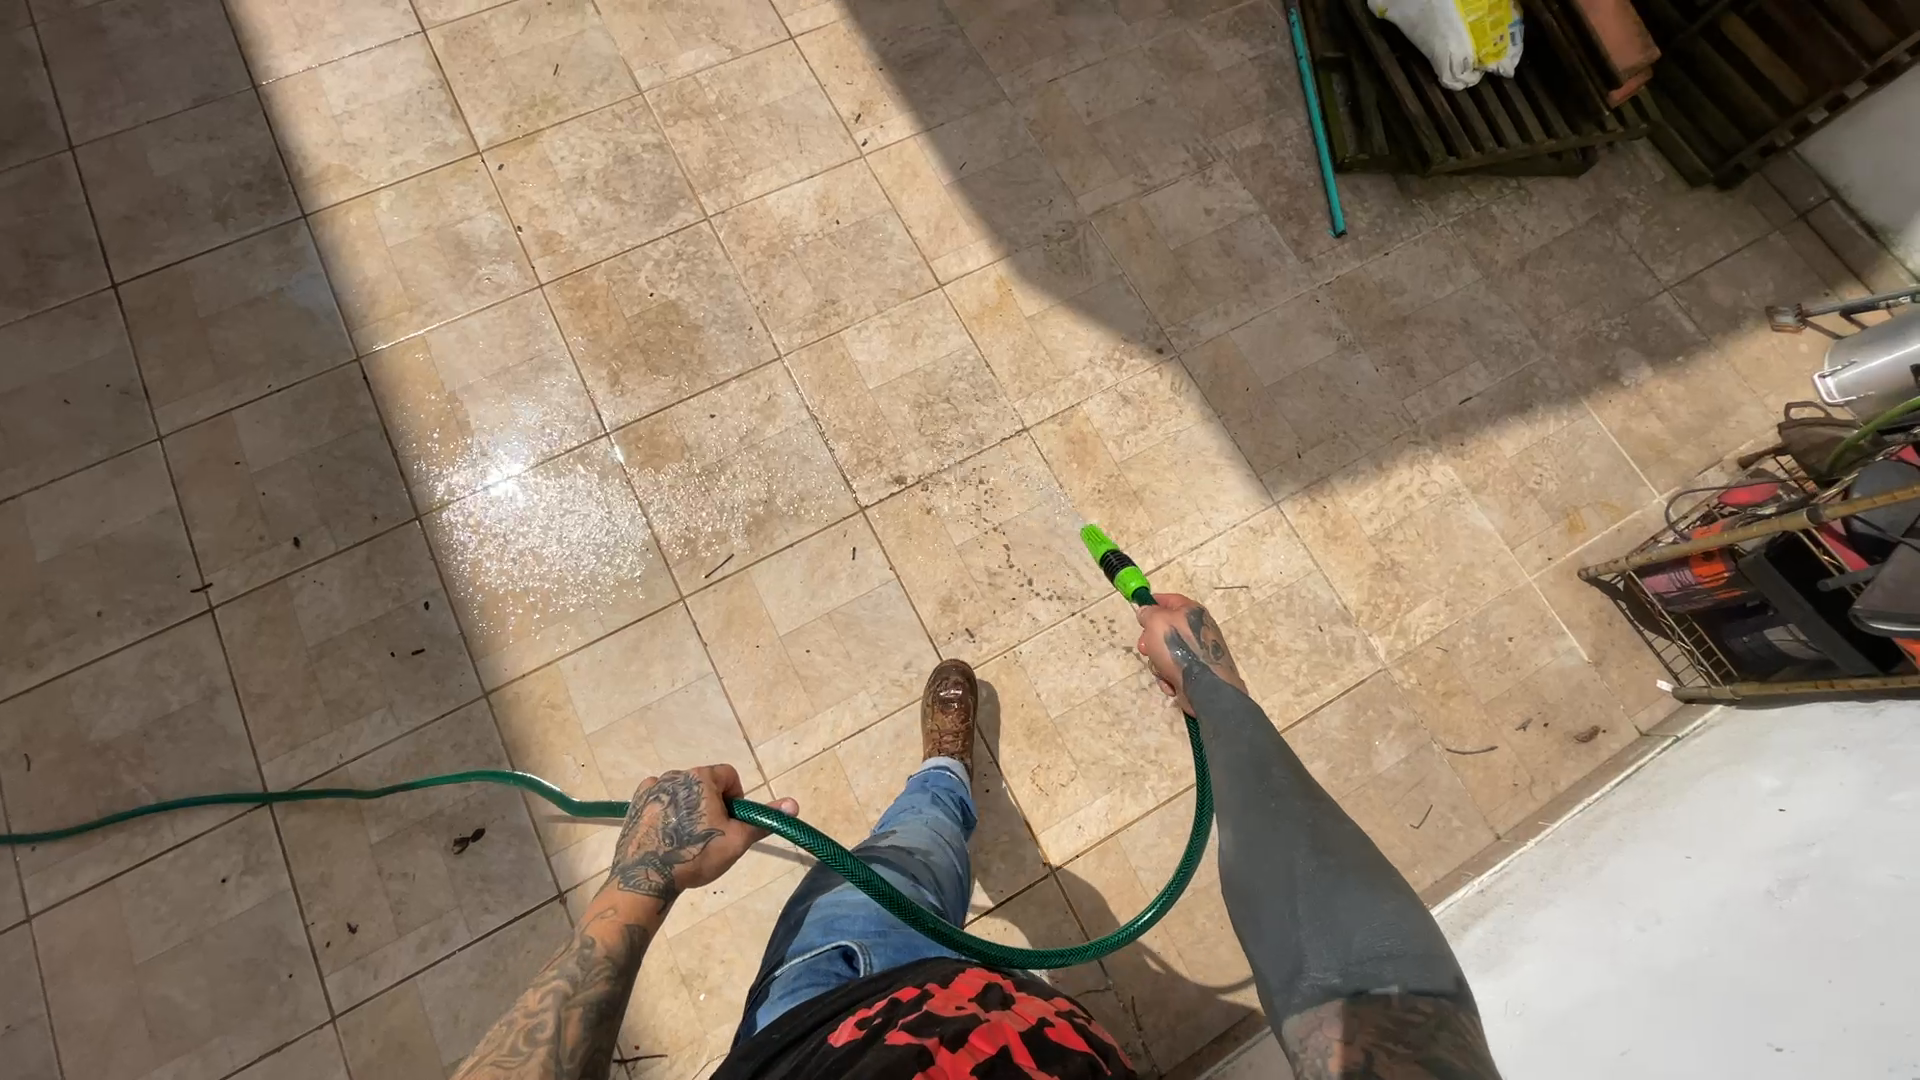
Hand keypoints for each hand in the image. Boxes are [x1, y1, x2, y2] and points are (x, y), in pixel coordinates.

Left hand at [600, 766, 798, 904]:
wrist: (645, 879)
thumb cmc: (696, 855)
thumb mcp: (737, 840)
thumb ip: (764, 819)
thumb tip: (795, 804)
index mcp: (702, 777)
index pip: (729, 776)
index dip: (735, 799)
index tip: (730, 823)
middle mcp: (676, 775)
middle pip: (705, 784)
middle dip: (711, 804)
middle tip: (710, 834)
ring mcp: (652, 789)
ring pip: (681, 792)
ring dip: (688, 807)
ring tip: (686, 839)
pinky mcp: (635, 804)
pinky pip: (658, 799)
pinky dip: (665, 810)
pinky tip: (665, 834)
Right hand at [1135, 593, 1245, 712]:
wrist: (1204, 686)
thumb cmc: (1179, 649)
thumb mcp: (1156, 622)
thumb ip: (1148, 613)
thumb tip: (1146, 612)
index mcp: (1191, 612)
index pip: (1169, 600)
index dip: (1152, 602)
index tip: (1139, 610)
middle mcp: (1196, 629)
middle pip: (1164, 628)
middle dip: (1150, 639)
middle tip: (1145, 648)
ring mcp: (1197, 652)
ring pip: (1164, 651)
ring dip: (1157, 662)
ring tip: (1162, 669)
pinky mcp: (1195, 672)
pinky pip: (1172, 669)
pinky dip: (1167, 676)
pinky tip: (1170, 682)